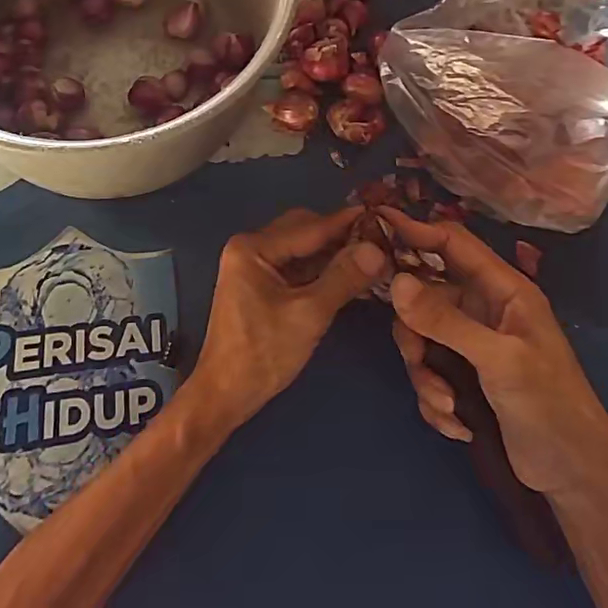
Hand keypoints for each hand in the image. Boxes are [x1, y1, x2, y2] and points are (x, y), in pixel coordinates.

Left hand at [190, 207, 387, 429]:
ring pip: (301, 250)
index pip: (308, 227)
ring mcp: (253, 266)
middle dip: (339, 236)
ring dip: (332, 254)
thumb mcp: (309, 314)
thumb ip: (342, 278)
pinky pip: (295, 268)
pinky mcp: (260, 285)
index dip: (346, 222)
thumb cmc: (263, 353)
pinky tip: (350, 276)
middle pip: (303, 231)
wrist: (225, 393)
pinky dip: (320, 270)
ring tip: (373, 256)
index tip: (381, 213)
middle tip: (381, 239)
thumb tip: (376, 248)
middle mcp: (249, 247)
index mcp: (252, 247)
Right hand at [379, 209, 607, 499]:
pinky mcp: (463, 375)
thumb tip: (395, 281)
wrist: (577, 483)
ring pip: (420, 336)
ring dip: (424, 374)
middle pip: (424, 294)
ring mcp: (471, 342)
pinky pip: (427, 370)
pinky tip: (457, 423)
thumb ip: (444, 321)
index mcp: (503, 290)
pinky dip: (433, 398)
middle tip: (416, 357)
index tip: (375, 226)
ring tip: (446, 404)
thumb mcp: (499, 362)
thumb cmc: (553, 409)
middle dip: (414, 330)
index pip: (452, 242)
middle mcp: (483, 309)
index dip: (415, 229)